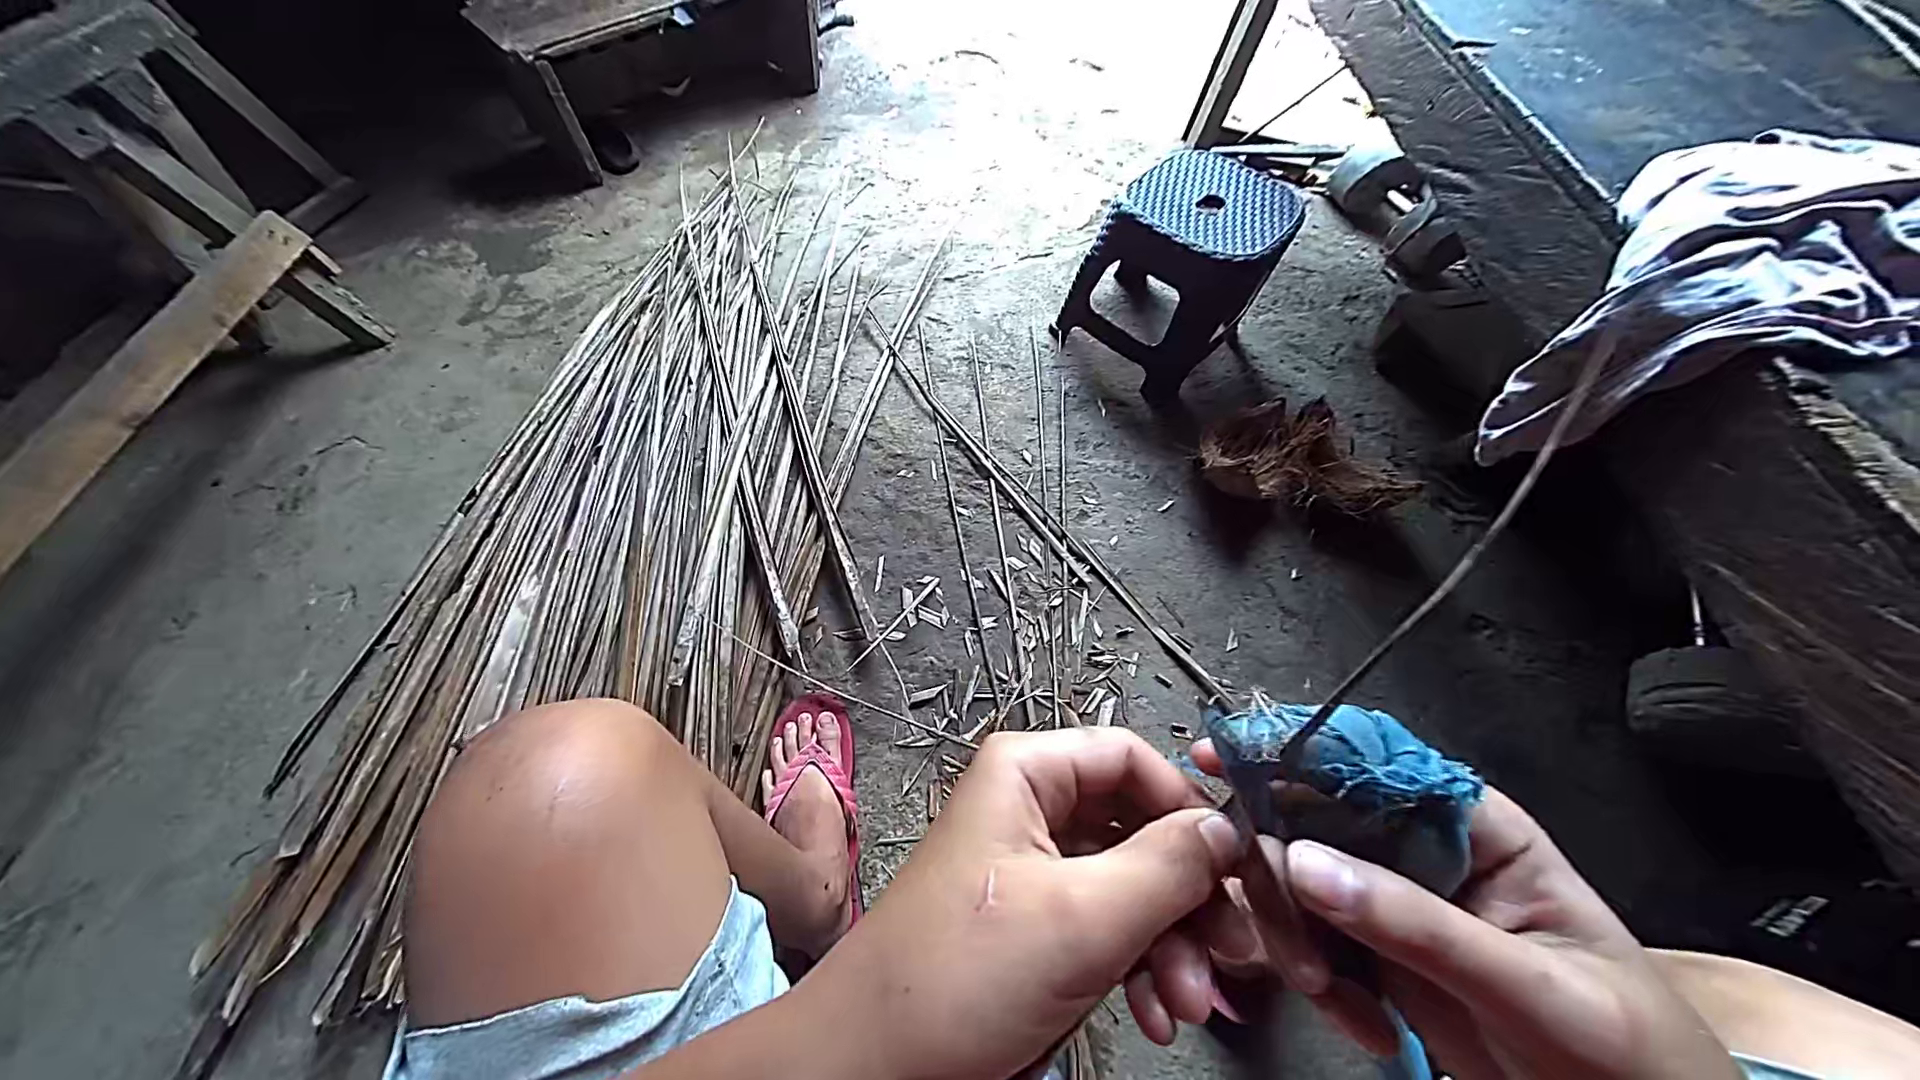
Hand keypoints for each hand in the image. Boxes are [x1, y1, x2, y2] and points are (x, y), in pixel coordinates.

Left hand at [801, 728, 1247, 1079]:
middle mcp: (1029, 804)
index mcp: (1025, 771)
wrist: (879, 1062)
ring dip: (1169, 941)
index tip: (1235, 861)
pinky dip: (1138, 962)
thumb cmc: (962, 972)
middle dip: (1186, 892)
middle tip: (1231, 948)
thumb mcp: (1081, 916)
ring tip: (1188, 1000)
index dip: (1185, 803)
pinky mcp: (1035, 913)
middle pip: (1135, 823)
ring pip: (1128, 878)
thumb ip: (1166, 866)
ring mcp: (1032, 861)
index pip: (1128, 757)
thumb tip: (1224, 831)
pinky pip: (1104, 918)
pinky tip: (1154, 1010)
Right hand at [1192, 739, 1742, 1079]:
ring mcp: (1381, 891)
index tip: (1223, 756)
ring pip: (1291, 872)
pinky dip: (1310, 972)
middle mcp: (1411, 842)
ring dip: (1292, 931)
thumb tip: (1301, 861)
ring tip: (1329, 993)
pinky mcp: (1360, 938)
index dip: (1291, 748)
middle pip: (1309, 813)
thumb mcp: (1534, 991)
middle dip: (1280, 866)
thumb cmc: (1627, 1061)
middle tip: (1277, 922)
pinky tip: (1359, 1019)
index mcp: (1465, 820)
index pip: (1367, 760)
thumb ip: (1418, 924)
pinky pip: (1299, 928)